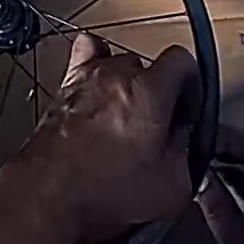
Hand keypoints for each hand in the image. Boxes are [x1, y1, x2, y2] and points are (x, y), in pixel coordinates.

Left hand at [0, 35, 199, 243]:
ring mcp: (88, 74)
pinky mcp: (66, 83)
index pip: (180, 59)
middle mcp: (117, 72)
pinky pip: (85, 54)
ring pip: (118, 63)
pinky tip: (99, 86)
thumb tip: (184, 137)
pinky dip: (95, 62)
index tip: (190, 102)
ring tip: (127, 116)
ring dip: (127, 84)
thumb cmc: (104, 188)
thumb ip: (185, 150)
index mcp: (149, 92)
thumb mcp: (172, 185)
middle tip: (159, 124)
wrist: (53, 189)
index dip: (191, 80)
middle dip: (158, 91)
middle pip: (148, 65)